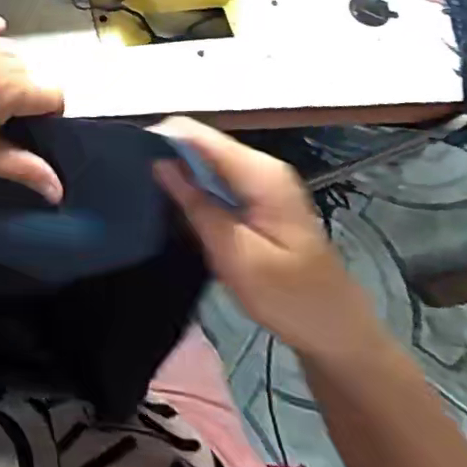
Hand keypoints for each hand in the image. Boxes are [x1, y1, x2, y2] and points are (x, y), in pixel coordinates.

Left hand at [0, 10, 65, 203]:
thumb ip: (24, 168)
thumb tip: (60, 192)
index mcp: (7, 89)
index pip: (52, 93)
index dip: (49, 113)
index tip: (32, 129)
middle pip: (30, 71)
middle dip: (27, 93)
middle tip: (4, 116)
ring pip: (7, 48)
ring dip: (7, 67)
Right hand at [153, 117, 387, 361]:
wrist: (338, 333)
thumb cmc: (291, 298)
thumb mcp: (237, 256)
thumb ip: (197, 205)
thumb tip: (159, 163)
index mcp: (259, 173)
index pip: (196, 133)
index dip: (160, 140)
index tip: (128, 162)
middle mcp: (260, 166)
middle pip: (198, 142)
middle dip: (165, 157)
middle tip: (132, 184)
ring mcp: (259, 181)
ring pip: (203, 161)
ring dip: (176, 174)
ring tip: (145, 194)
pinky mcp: (255, 198)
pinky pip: (213, 180)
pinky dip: (192, 189)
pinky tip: (175, 209)